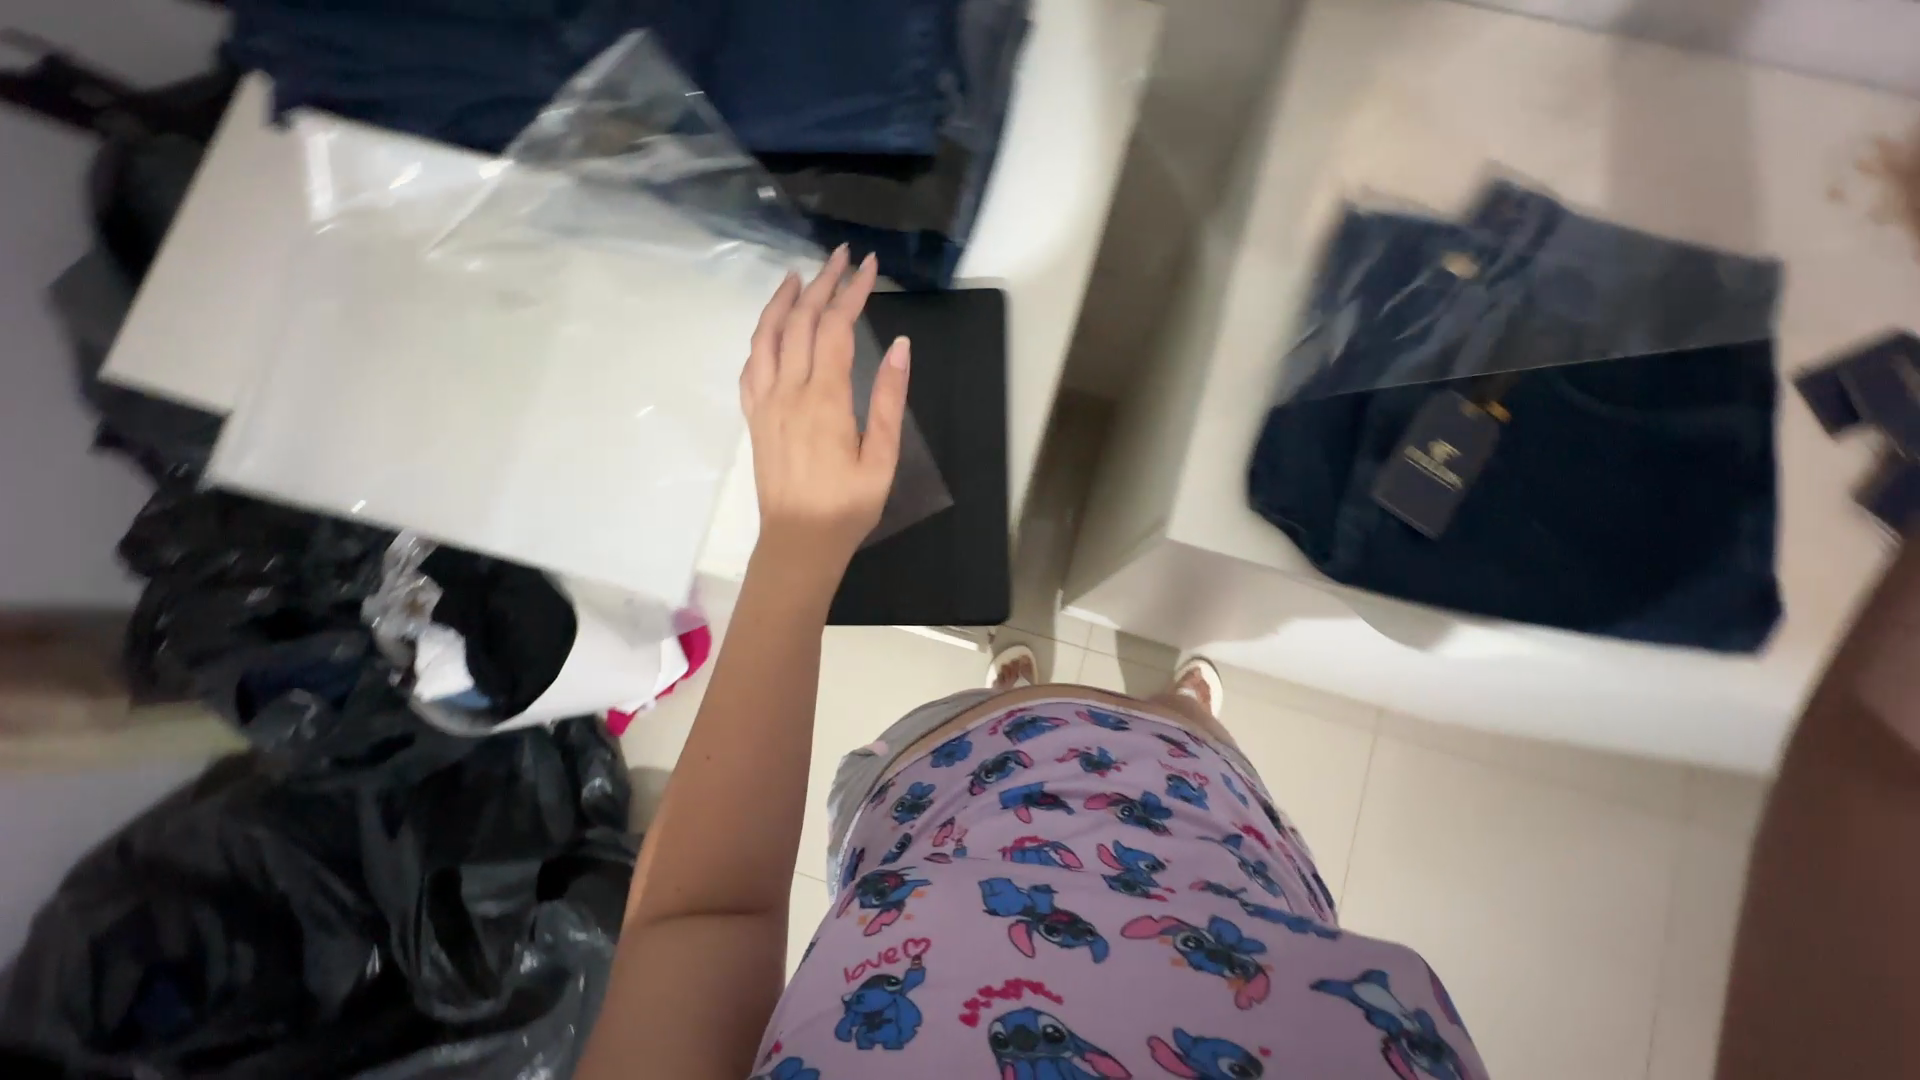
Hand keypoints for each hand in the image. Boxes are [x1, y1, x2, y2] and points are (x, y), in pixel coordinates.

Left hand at [740, 245, 909, 571]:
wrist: (799, 542)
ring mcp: (765, 403)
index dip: (852, 292)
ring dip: (782, 302)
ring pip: (767, 337)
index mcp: (825, 398)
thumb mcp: (882, 457)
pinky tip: (771, 331)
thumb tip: (900, 346)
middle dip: (822, 284)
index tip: (868, 266)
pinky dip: (761, 339)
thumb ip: (890, 399)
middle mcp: (789, 391)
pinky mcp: (754, 418)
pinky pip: (751, 367)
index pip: (837, 328)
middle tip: (840, 257)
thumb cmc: (848, 505)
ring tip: (797, 277)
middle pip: (801, 322)